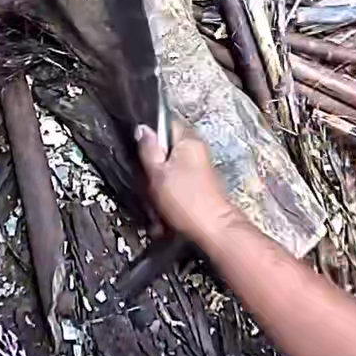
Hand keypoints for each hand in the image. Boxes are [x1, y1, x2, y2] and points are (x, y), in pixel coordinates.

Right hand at [137, 120, 239, 245]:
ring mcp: (199, 169)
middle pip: (165, 149)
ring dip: (158, 185)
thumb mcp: (157, 172)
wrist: (214, 232)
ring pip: (168, 169)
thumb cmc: (187, 201)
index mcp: (189, 140)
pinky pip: (176, 184)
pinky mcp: (198, 186)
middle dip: (152, 166)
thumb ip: (148, 148)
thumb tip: (142, 128)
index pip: (165, 123)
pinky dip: (168, 196)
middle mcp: (196, 151)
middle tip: (148, 181)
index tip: (141, 152)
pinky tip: (163, 213)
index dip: (149, 136)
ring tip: (156, 201)